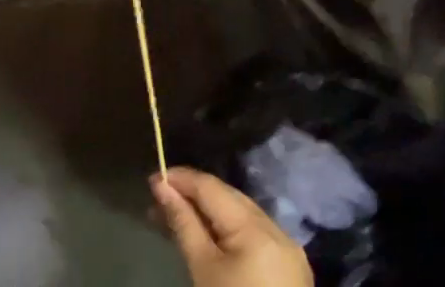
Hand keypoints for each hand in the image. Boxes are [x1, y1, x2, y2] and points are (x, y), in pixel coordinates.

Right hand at [154, 168, 310, 286]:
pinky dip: (229, 227)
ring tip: (179, 217)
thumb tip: (161, 186)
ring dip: (210, 210)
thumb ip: (183, 222)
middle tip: (161, 200)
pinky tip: (210, 235)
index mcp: (256, 229)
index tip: (152, 181)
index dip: (180, 179)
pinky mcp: (292, 265)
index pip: (211, 187)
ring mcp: (289, 248)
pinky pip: (255, 231)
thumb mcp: (202, 267)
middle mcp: (278, 230)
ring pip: (242, 212)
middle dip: (194, 193)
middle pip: (229, 196)